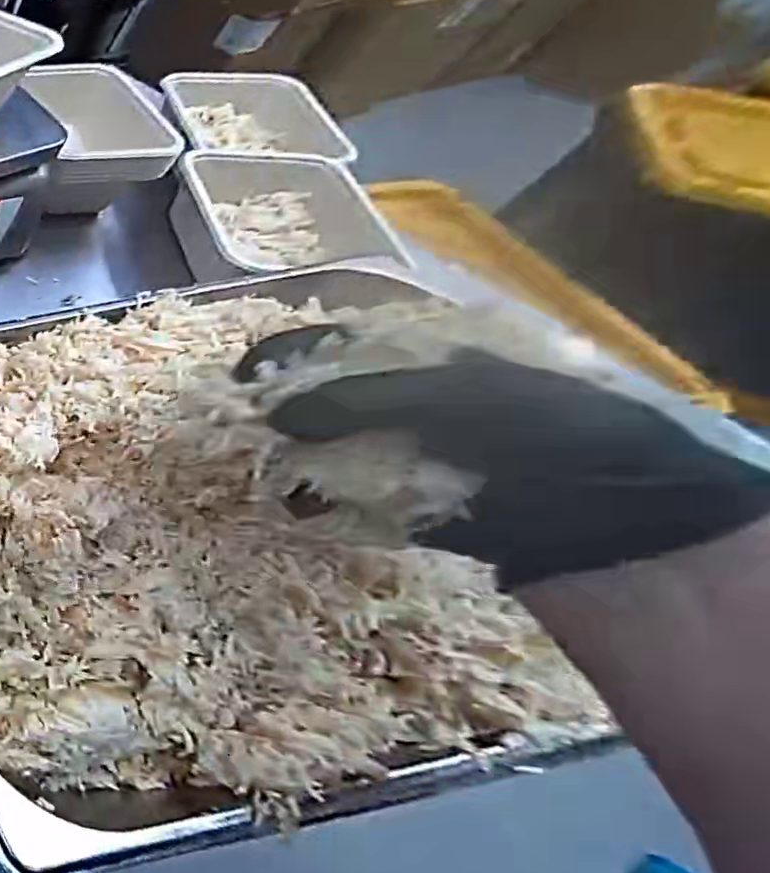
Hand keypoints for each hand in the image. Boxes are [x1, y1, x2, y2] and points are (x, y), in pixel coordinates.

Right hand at [248, 331, 769, 588]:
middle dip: (277, 411)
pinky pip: (349, 500)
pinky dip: (319, 505)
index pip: (336, 344)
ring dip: (291, 459)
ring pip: (328, 449)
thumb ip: (359, 400)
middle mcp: (409, 403)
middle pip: (321, 399)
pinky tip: (297, 508)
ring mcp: (407, 455)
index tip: (239, 376)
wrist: (633, 528)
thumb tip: (271, 415)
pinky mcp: (409, 504)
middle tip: (240, 428)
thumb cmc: (548, 435)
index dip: (284, 355)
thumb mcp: (457, 396)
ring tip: (260, 471)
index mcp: (425, 358)